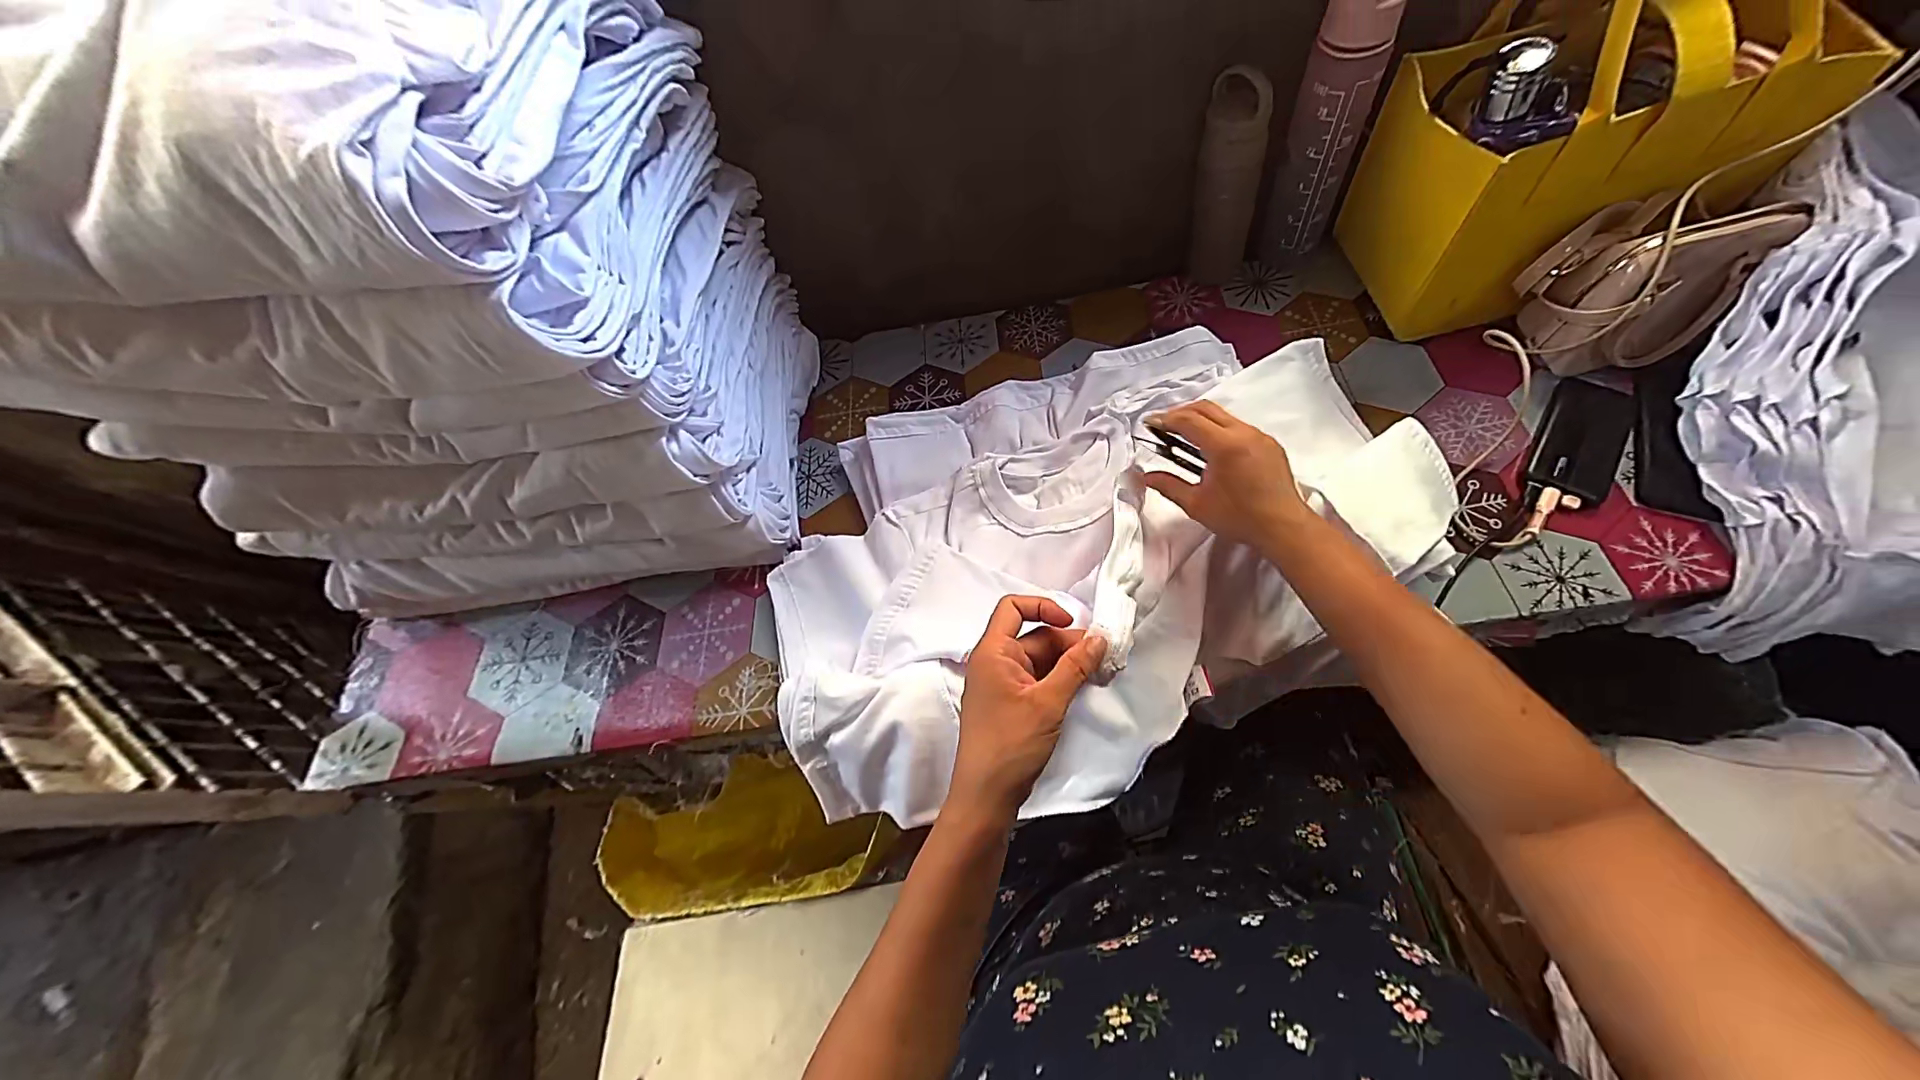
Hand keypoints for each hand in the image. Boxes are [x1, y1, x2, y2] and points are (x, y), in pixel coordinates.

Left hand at [949, 596, 1107, 823]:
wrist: (986, 796)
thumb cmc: (1010, 745)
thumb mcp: (1048, 702)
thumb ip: (1075, 667)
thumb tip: (1099, 638)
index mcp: (992, 652)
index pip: (1013, 608)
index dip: (1044, 606)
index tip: (1072, 625)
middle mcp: (994, 662)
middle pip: (1034, 635)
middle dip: (1068, 642)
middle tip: (1103, 657)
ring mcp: (1002, 684)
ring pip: (1039, 659)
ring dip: (1068, 663)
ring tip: (1101, 672)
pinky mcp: (1011, 704)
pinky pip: (1038, 679)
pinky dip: (1060, 680)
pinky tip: (1084, 687)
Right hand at [1143, 400, 1313, 549]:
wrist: (1283, 527)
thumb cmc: (1242, 518)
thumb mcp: (1196, 504)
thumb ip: (1168, 485)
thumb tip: (1147, 477)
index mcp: (1225, 446)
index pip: (1189, 420)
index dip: (1166, 419)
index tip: (1151, 423)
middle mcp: (1244, 434)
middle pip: (1206, 408)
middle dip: (1181, 412)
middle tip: (1164, 424)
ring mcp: (1260, 437)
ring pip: (1224, 416)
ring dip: (1200, 420)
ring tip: (1184, 436)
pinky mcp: (1269, 444)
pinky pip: (1239, 427)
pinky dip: (1219, 429)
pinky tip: (1210, 448)